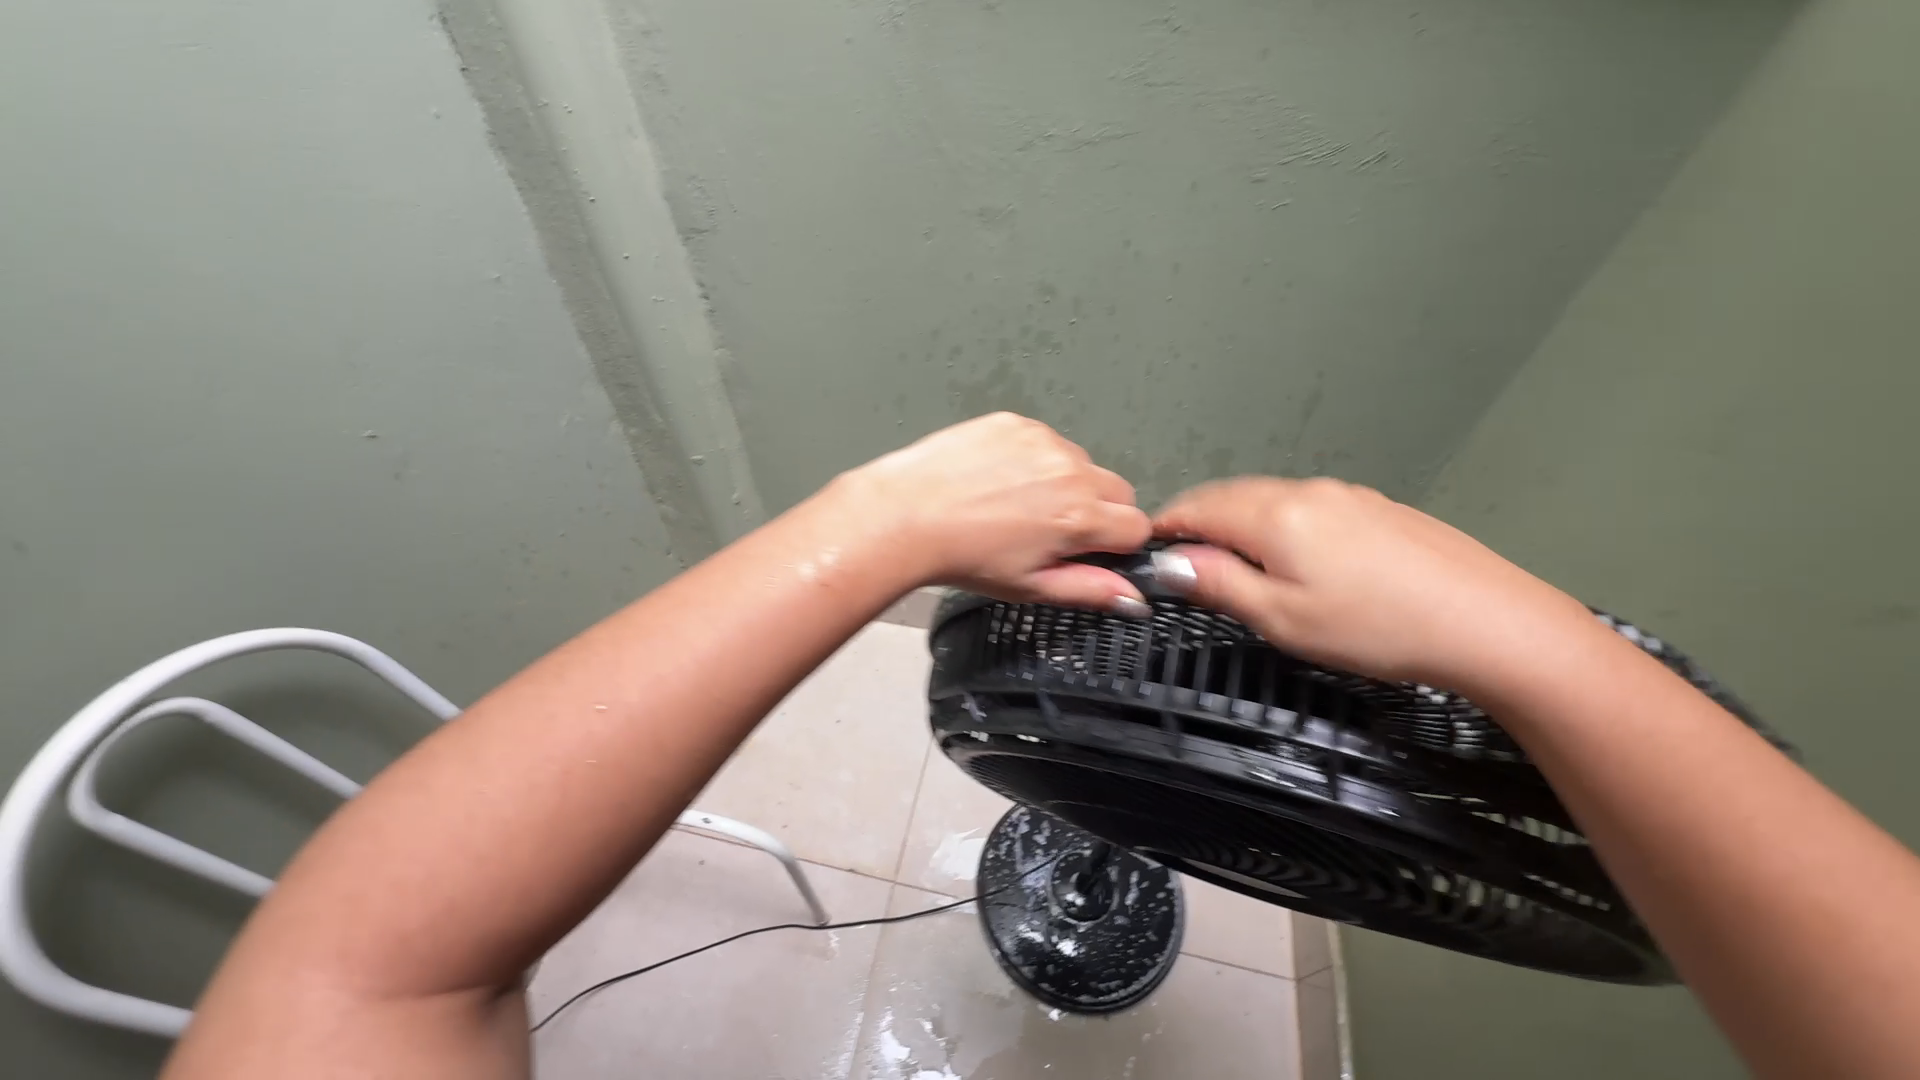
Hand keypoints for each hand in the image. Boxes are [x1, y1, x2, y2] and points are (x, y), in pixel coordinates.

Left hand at [834, 413, 1152, 611]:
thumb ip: (1090, 590)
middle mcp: (1068, 471)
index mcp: (1079, 516)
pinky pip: (1044, 441)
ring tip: (1017, 504)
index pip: (1137, 526)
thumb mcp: (1030, 586)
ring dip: (1064, 482)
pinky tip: (999, 480)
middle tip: (1051, 530)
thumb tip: (1132, 598)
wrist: (906, 515)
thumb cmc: (961, 554)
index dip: (1116, 544)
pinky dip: (1032, 459)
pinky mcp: (1015, 424)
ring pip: (1080, 463)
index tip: (1089, 550)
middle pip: (1117, 491)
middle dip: (1097, 511)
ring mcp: (1042, 441)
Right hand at [1151, 477, 1595, 689]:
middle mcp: (1308, 492)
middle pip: (1232, 496)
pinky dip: (1281, 527)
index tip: (1150, 552)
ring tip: (1238, 566)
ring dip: (1241, 524)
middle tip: (1188, 565)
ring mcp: (1349, 496)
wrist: (1491, 624)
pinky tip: (1298, 560)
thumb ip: (1218, 583)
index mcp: (1275, 515)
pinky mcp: (1379, 508)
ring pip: (1271, 501)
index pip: (1197, 507)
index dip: (1166, 529)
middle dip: (1200, 523)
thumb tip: (1169, 562)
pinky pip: (1309, 508)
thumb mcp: (1281, 619)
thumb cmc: (1377, 629)